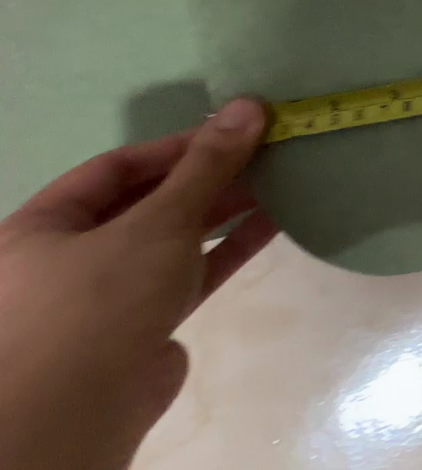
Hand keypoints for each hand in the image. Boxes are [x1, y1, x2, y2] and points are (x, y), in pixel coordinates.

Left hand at [0, 98, 276, 469]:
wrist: (76, 409)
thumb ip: (207, 165)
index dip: (178, 146)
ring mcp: (110, 291)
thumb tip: (251, 104)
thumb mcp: (157, 221)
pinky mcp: (147, 319)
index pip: (115, 169)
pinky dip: (234, 244)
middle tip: (273, 151)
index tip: (239, 131)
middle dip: (212, 175)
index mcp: (42, 230)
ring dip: (230, 207)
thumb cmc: (96, 300)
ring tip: (286, 180)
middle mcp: (69, 257)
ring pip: (177, 235)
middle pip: (151, 201)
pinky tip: (280, 220)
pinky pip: (196, 268)